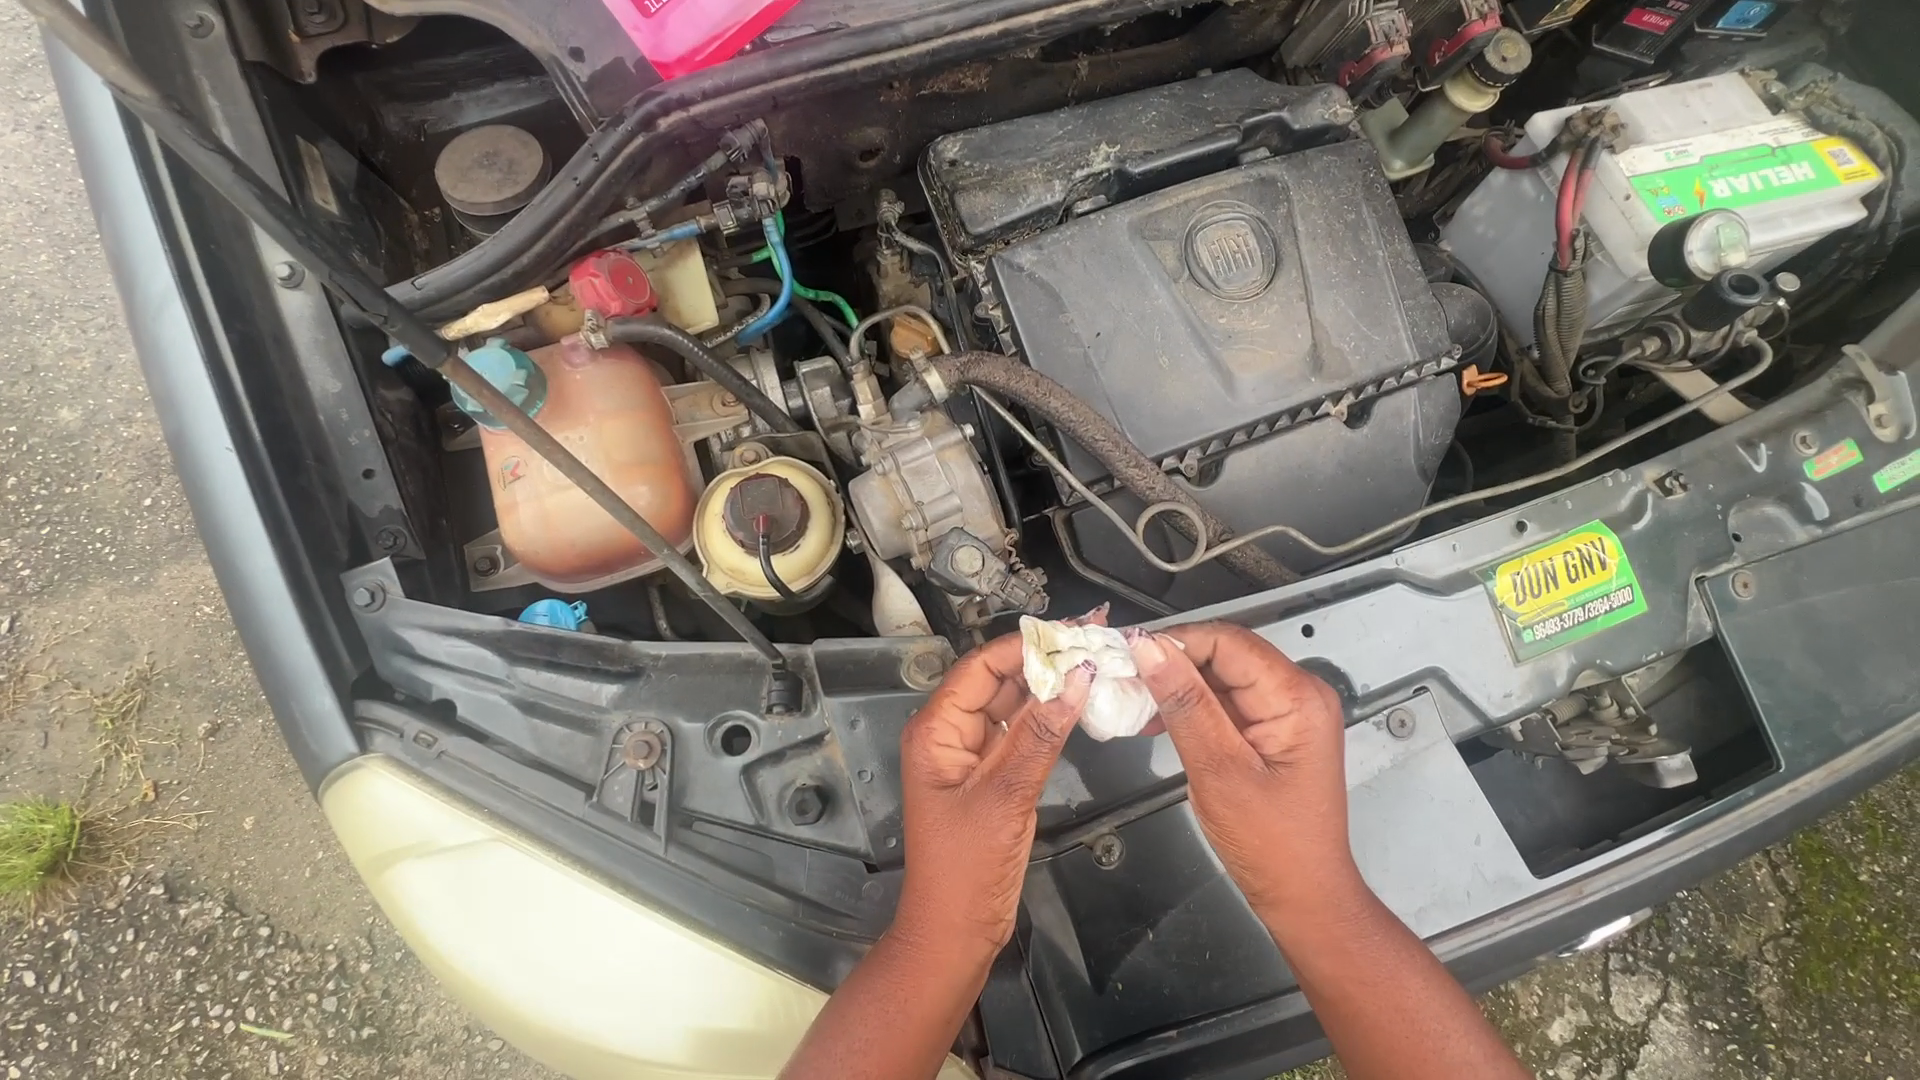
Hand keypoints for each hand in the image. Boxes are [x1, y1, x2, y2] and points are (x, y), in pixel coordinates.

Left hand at [896, 633, 1092, 954]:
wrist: (955, 932)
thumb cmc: (965, 869)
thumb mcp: (1005, 796)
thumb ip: (1040, 735)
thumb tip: (1076, 679)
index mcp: (936, 730)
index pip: (980, 667)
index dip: (1024, 645)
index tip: (1069, 632)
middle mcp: (949, 733)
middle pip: (996, 680)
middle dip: (1041, 660)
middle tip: (1089, 640)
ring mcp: (971, 753)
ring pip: (1010, 704)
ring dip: (1046, 685)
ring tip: (1089, 662)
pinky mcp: (991, 774)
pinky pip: (1018, 732)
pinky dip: (1046, 717)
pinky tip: (1074, 703)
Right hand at [1128, 622, 1356, 919]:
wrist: (1303, 895)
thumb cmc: (1270, 843)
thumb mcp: (1219, 770)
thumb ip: (1185, 703)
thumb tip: (1148, 648)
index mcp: (1296, 697)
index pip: (1226, 641)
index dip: (1174, 642)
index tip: (1126, 653)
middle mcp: (1297, 692)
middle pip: (1223, 653)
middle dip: (1170, 662)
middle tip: (1123, 677)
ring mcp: (1284, 710)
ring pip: (1217, 674)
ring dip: (1174, 684)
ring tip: (1133, 700)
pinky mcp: (1268, 727)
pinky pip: (1221, 699)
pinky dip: (1187, 704)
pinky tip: (1156, 719)